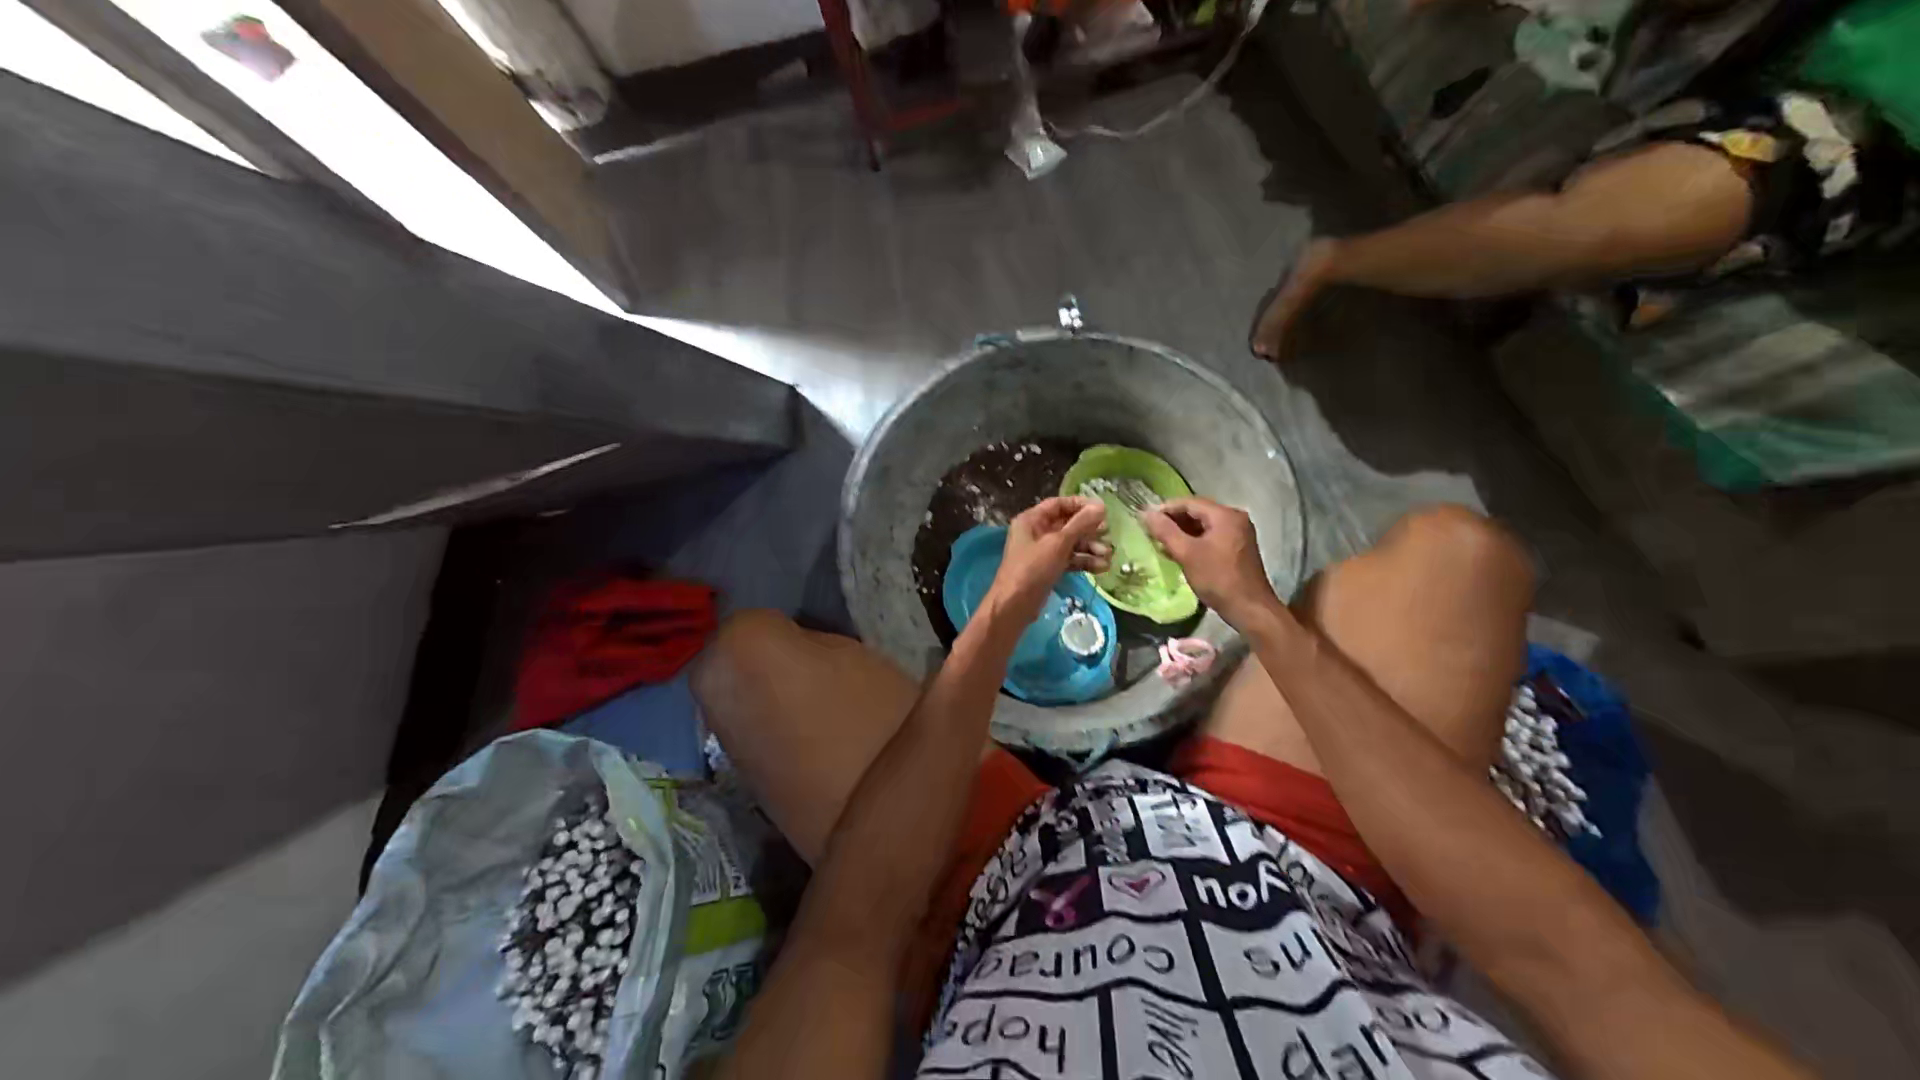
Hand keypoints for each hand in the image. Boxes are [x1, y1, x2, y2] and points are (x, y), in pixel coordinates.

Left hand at [984, 496, 1110, 624]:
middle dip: (1089, 529)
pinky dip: (1083, 562)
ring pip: (1070, 544)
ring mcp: (1042, 552)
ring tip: (1108, 554)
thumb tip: (1101, 505)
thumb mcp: (1058, 543)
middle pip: (1067, 524)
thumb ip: (1080, 524)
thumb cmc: (1033, 569)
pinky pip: (1069, 559)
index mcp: (1032, 520)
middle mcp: (1036, 532)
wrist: (1014, 606)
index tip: (1102, 510)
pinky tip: (1102, 567)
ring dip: (1089, 547)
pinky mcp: (1048, 569)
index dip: (1080, 505)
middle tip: (1108, 532)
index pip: (1059, 504)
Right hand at [1141, 497, 1278, 627]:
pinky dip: (1194, 541)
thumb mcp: (1187, 553)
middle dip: (1173, 521)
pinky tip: (1178, 552)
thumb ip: (1165, 531)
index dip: (1165, 509)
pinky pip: (1211, 537)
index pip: (1189, 502)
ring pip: (1204, 525)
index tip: (1146, 519)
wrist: (1249, 608)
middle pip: (1198, 512)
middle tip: (1151, 531)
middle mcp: (1235, 519)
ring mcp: (1238, 534)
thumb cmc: (1218, 578)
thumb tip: (1146, 513)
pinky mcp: (1237, 548)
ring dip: (1182, 532)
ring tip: (1161, 542)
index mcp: (1225, 515)